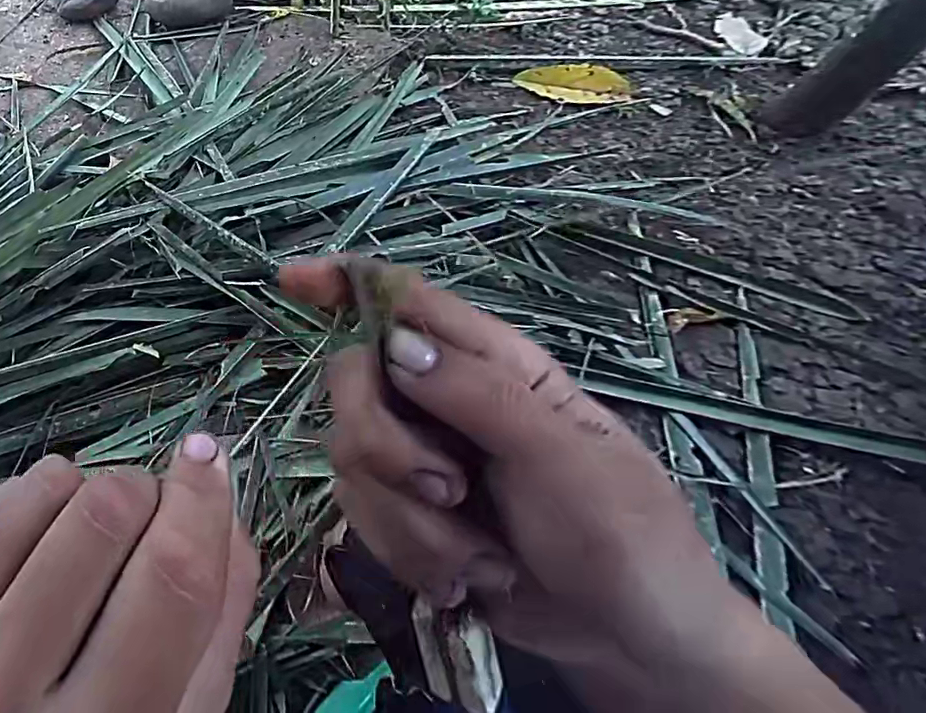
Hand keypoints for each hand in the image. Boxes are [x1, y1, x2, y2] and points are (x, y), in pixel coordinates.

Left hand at [0, 437, 259, 712]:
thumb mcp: (189, 703)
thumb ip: (221, 601)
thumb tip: (216, 486)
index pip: (170, 579)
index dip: (200, 502)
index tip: (208, 458)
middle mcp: (13, 685)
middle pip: (103, 517)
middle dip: (143, 491)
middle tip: (149, 515)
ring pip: (49, 487)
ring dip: (89, 488)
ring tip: (95, 534)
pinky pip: (3, 493)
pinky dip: (40, 495)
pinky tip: (48, 541)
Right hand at [283, 256, 859, 712]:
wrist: (634, 646)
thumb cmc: (626, 536)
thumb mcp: (568, 459)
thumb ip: (480, 394)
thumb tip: (394, 345)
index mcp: (485, 360)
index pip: (399, 296)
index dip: (341, 279)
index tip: (291, 281)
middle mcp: (435, 395)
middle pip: (352, 379)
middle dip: (384, 443)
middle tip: (446, 490)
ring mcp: (413, 451)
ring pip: (348, 454)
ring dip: (409, 520)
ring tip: (480, 557)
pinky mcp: (399, 508)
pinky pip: (358, 511)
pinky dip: (407, 553)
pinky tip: (462, 578)